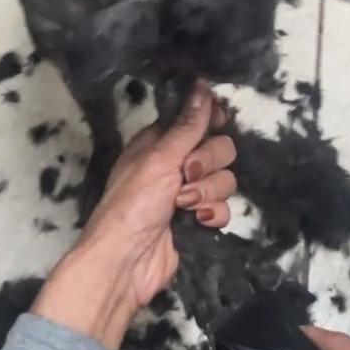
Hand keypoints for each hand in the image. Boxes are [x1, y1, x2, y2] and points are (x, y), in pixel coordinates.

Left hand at [32, 83, 237, 348]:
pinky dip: (214, 214)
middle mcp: (176, 164)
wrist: (126, 264)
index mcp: (160, 143)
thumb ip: (187, 126)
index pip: (196, 119)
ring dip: (208, 191)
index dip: (210, 121)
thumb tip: (202, 85)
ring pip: (224, 178)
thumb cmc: (133, 205)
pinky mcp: (198, 220)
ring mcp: (188, 193)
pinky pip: (223, 207)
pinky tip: (199, 222)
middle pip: (218, 147)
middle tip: (187, 175)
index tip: (220, 121)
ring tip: (185, 206)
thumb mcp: (159, 159)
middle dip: (208, 162)